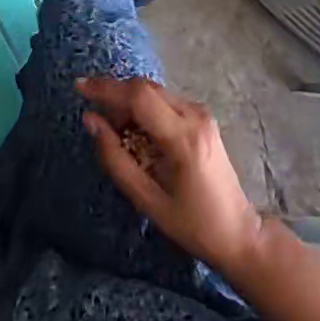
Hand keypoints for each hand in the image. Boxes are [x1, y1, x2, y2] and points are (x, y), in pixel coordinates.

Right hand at [78, 76, 267, 276]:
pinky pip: (163, 100)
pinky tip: (135, 130)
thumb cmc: (193, 224)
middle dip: (114, 94)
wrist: (240, 232)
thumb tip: (91, 120)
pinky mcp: (202, 117)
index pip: (139, 97)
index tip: (79, 88)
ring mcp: (201, 114)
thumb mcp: (146, 199)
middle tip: (96, 116)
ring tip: (114, 128)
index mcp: (183, 138)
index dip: (106, 88)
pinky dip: (142, 107)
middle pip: (144, 88)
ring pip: (153, 91)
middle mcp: (195, 116)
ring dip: (127, 101)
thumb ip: (115, 158)